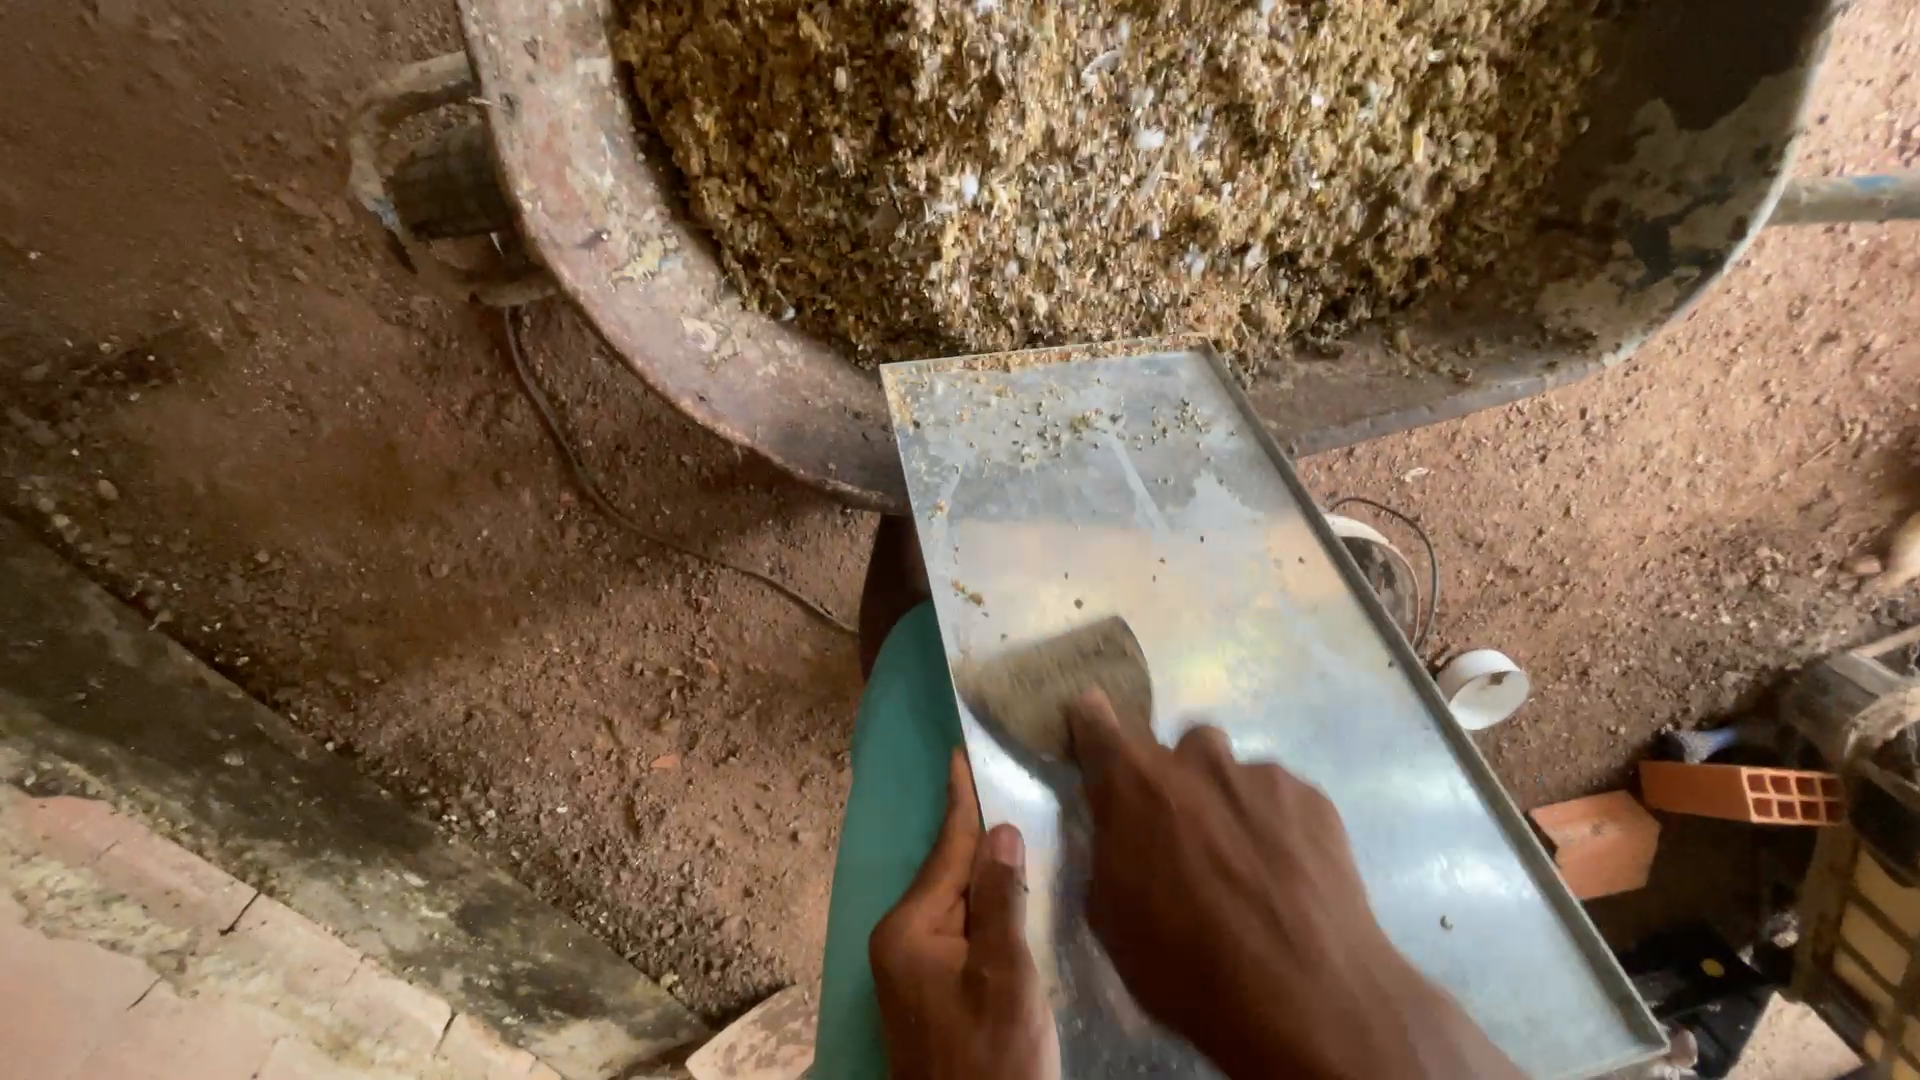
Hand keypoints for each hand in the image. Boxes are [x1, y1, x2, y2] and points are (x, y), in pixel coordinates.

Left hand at [870, 750, 1060, 1079]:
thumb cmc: (994, 1058)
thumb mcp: (1005, 976)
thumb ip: (1001, 899)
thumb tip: (1001, 831)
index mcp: (910, 928)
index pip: (946, 849)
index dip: (962, 800)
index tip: (962, 753)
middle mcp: (902, 938)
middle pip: (950, 870)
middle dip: (980, 832)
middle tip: (1007, 784)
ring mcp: (914, 965)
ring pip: (958, 898)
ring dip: (987, 868)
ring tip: (1015, 825)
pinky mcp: (932, 985)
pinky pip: (961, 925)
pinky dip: (986, 903)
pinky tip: (1008, 887)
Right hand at [1067, 691, 1521, 1079]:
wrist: (1305, 997)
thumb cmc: (1185, 962)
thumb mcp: (1110, 913)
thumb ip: (1110, 847)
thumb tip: (1121, 827)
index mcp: (1135, 783)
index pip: (1097, 723)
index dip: (1091, 722)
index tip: (1092, 725)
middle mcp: (1197, 761)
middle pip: (1181, 746)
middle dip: (1180, 779)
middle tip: (1188, 833)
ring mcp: (1261, 775)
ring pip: (1235, 773)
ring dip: (1230, 803)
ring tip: (1247, 865)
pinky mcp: (1313, 798)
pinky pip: (1282, 799)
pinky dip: (1278, 827)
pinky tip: (1287, 879)